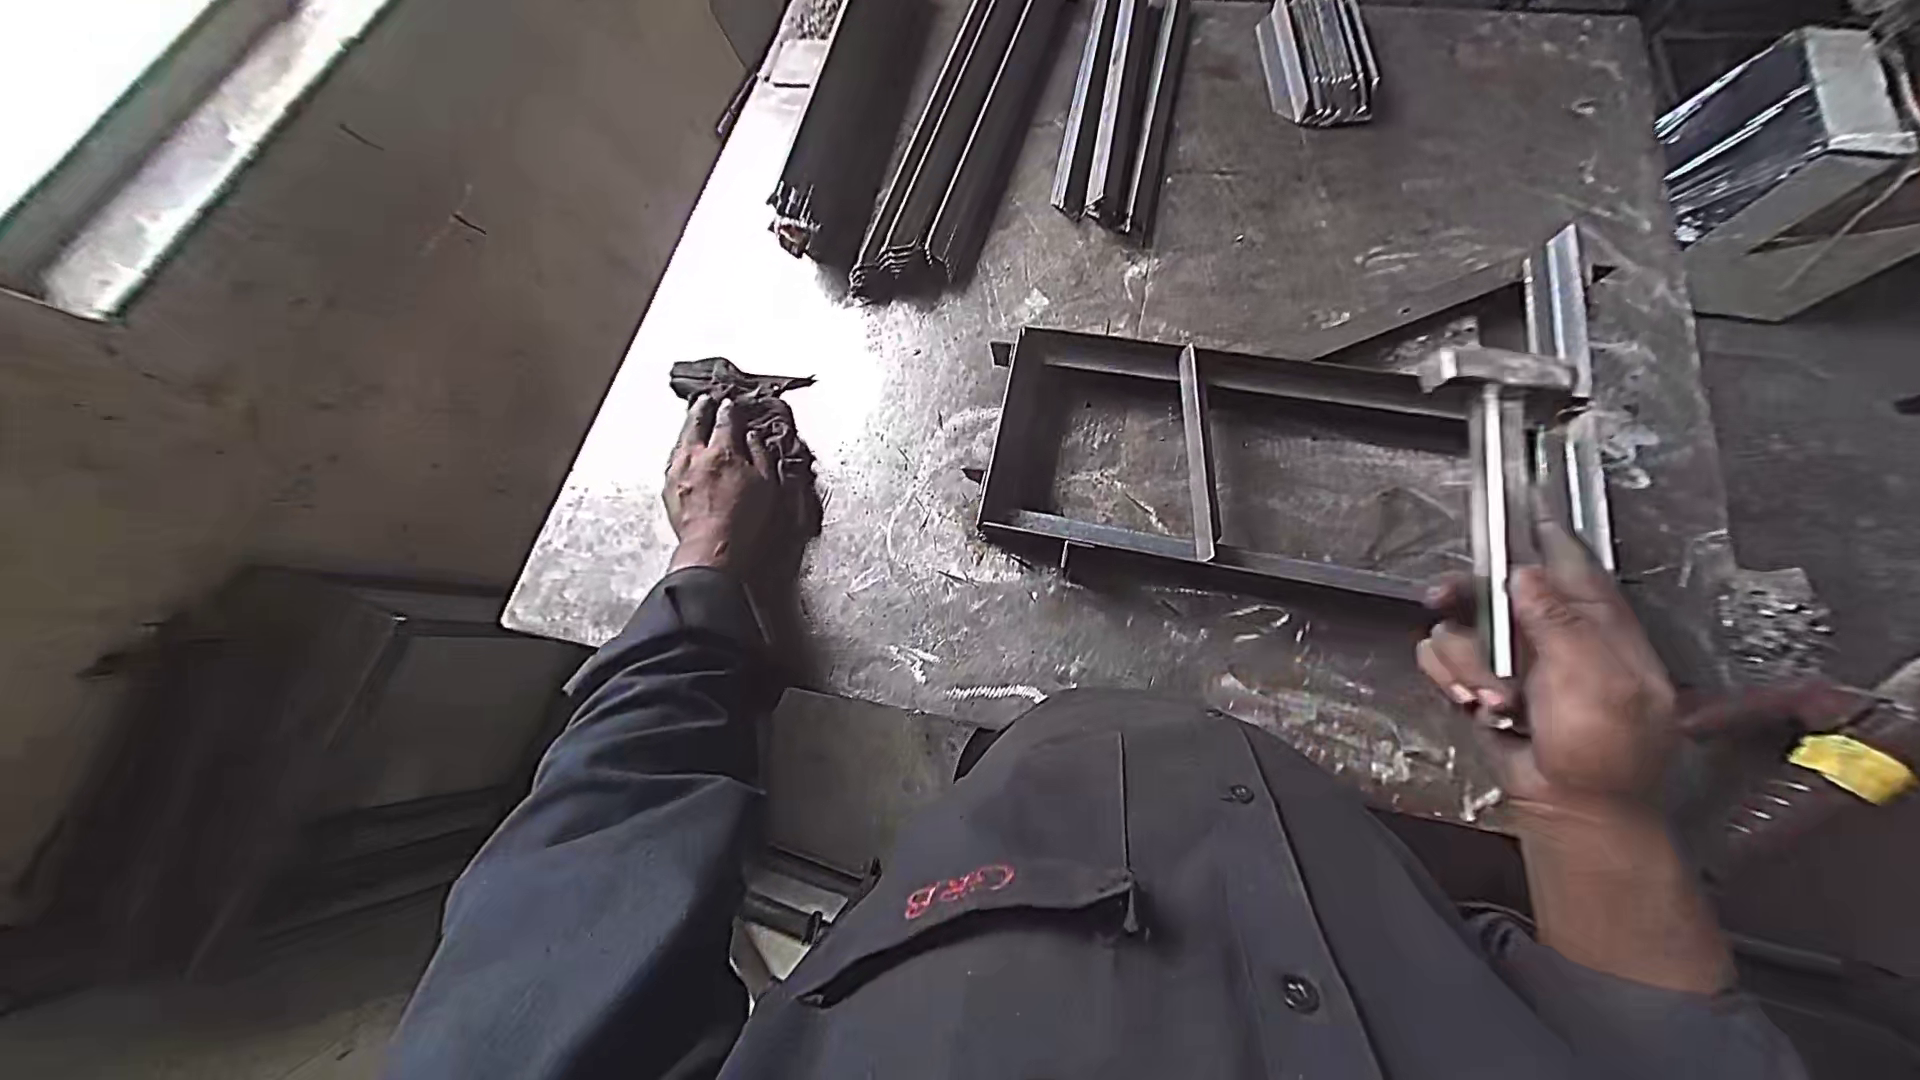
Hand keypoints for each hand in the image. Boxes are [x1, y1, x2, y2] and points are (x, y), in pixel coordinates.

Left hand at [664, 395, 785, 573]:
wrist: (713, 547)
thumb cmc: (743, 521)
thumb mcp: (766, 485)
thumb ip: (759, 456)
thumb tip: (752, 438)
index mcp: (723, 451)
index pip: (726, 420)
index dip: (729, 410)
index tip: (730, 404)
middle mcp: (696, 456)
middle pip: (696, 422)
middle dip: (702, 408)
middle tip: (705, 400)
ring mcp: (678, 471)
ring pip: (681, 439)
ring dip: (688, 427)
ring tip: (693, 420)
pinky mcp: (668, 487)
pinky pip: (673, 459)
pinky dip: (681, 449)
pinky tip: (683, 450)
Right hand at [1417, 521, 1677, 825]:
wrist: (1568, 802)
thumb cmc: (1603, 751)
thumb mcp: (1601, 687)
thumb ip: (1565, 626)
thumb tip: (1525, 573)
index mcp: (1596, 626)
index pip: (1566, 563)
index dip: (1540, 533)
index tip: (1515, 503)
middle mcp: (1545, 631)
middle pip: (1488, 587)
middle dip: (1461, 599)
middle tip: (1441, 601)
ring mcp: (1508, 654)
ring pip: (1455, 627)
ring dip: (1464, 665)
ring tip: (1493, 700)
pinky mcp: (1476, 675)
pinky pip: (1438, 657)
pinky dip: (1449, 680)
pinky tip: (1475, 704)